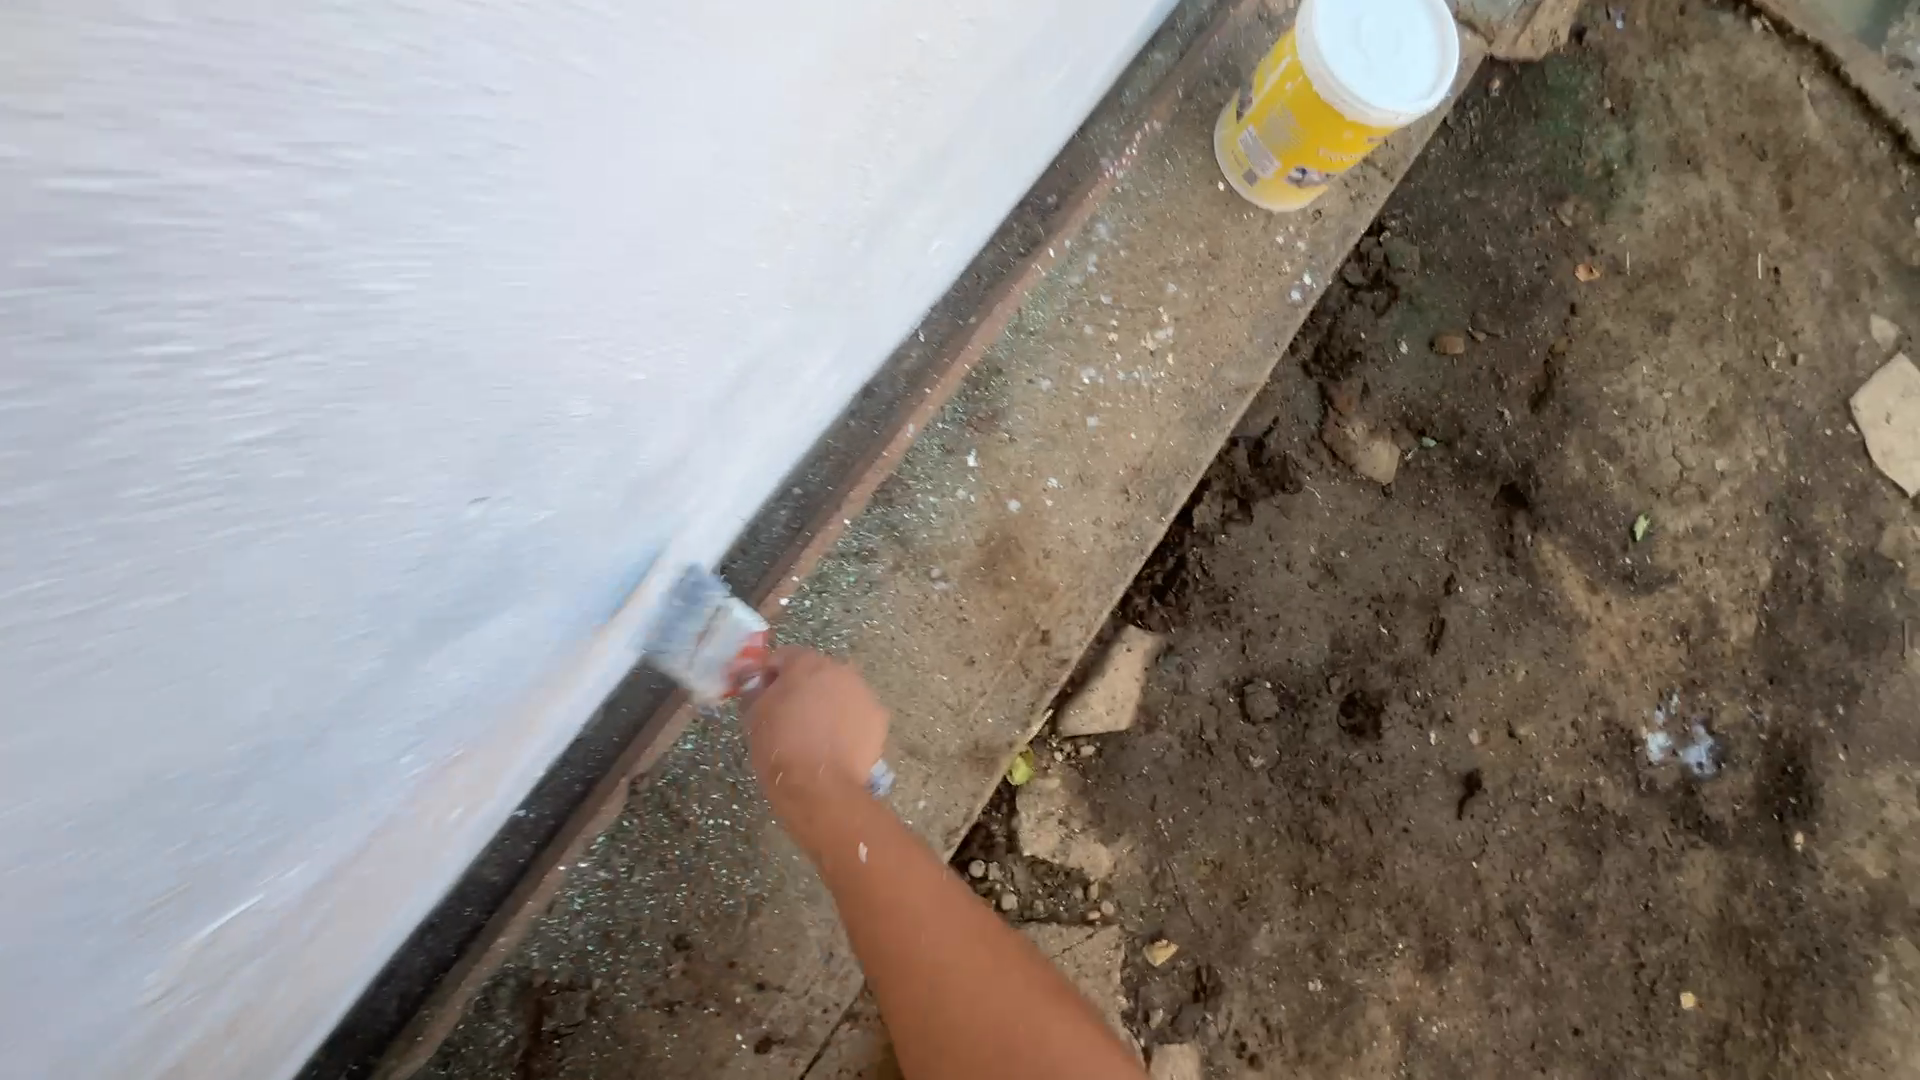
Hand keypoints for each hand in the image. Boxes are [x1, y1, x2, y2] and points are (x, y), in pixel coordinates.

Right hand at [744, 647, 889, 853]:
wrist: (819, 785)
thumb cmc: (780, 746)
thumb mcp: (753, 716)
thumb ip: (754, 690)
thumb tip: (755, 682)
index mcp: (807, 663)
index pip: (784, 656)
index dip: (769, 674)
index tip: (761, 694)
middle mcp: (840, 670)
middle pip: (816, 672)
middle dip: (802, 688)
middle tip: (788, 715)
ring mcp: (863, 692)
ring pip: (840, 692)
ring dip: (828, 704)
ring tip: (814, 733)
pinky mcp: (879, 717)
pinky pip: (857, 714)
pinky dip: (848, 723)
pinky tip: (836, 745)